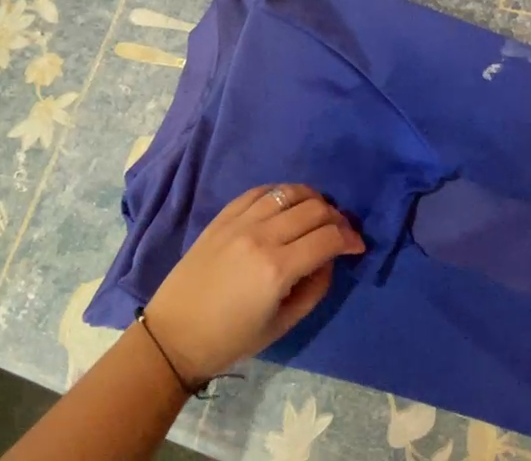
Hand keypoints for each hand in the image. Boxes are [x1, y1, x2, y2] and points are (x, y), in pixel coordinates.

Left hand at [142, 183, 364, 383]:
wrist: (172, 336)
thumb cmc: (230, 339)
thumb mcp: (282, 325)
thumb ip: (315, 289)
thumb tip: (329, 259)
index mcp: (277, 269)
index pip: (329, 238)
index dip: (351, 239)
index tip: (357, 246)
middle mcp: (261, 237)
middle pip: (315, 209)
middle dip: (337, 218)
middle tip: (341, 232)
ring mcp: (240, 222)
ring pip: (290, 192)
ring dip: (313, 199)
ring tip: (318, 214)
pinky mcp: (223, 217)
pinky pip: (260, 191)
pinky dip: (281, 193)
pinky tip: (287, 205)